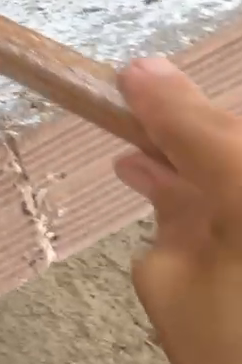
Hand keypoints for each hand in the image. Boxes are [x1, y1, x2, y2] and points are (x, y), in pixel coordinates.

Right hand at [115, 57, 241, 363]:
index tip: (133, 70)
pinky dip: (240, 192)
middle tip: (151, 150)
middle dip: (208, 136)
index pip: (207, 133)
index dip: (165, 101)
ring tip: (178, 180)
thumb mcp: (174, 292)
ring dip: (232, 164)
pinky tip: (212, 205)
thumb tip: (158, 172)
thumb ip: (172, 219)